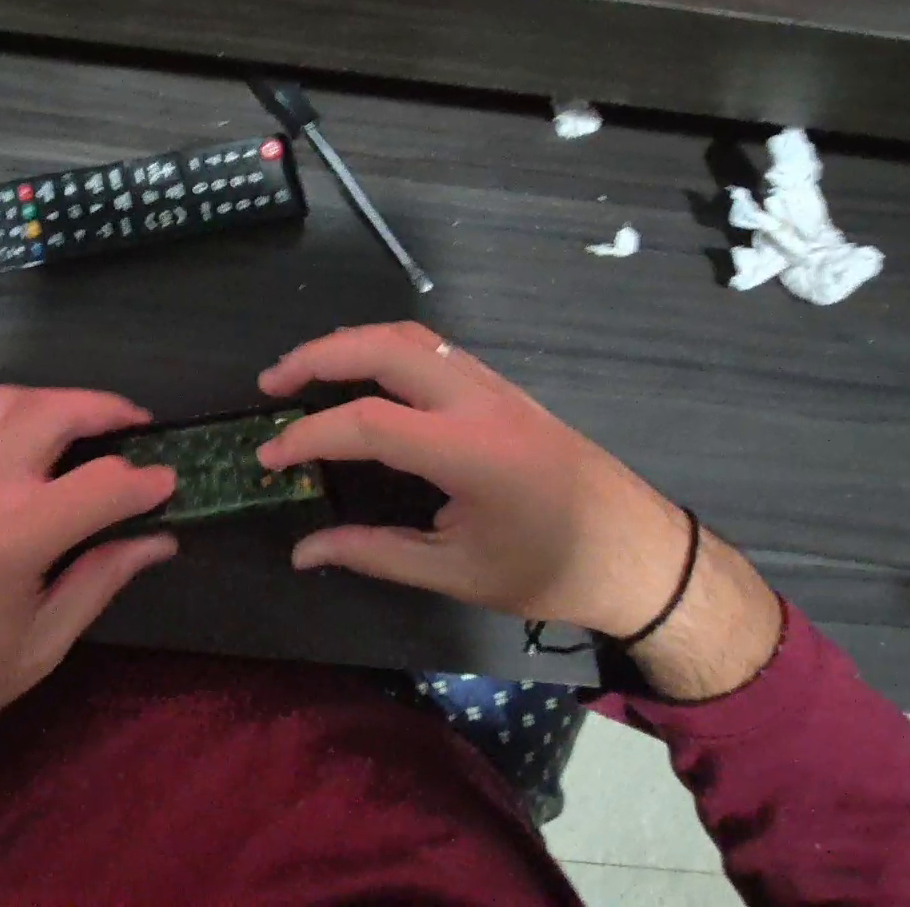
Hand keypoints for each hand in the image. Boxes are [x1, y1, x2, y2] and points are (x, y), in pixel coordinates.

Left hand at [0, 386, 176, 767]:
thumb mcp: (38, 647)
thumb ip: (99, 581)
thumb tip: (157, 541)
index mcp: (11, 539)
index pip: (102, 485)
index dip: (147, 482)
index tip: (170, 486)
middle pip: (52, 413)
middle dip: (106, 409)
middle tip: (136, 425)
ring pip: (1, 400)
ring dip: (52, 399)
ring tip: (79, 420)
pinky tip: (2, 429)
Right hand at [255, 322, 691, 638]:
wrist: (641, 553)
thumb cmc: (551, 571)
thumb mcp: (457, 573)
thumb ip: (373, 553)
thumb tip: (302, 552)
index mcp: (469, 450)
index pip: (367, 422)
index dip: (306, 436)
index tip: (268, 459)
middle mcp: (478, 400)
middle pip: (383, 347)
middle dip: (317, 356)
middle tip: (270, 383)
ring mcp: (492, 385)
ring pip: (408, 336)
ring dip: (349, 344)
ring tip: (304, 371)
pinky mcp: (499, 387)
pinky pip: (430, 348)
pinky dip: (381, 350)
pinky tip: (360, 376)